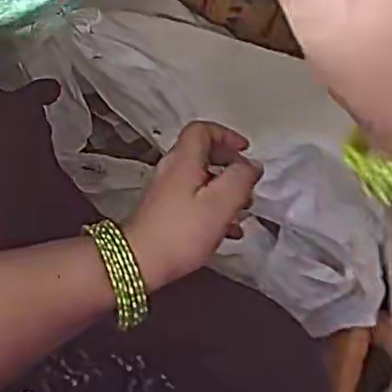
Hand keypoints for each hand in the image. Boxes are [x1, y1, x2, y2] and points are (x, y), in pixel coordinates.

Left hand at [123, 121, 261, 289]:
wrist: (140, 261)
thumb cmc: (181, 232)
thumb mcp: (221, 203)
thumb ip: (240, 178)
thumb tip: (251, 164)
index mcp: (183, 161)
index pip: (200, 130)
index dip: (225, 134)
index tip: (244, 150)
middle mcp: (170, 170)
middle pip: (201, 153)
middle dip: (229, 164)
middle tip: (247, 182)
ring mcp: (164, 190)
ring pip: (199, 178)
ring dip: (223, 189)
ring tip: (242, 209)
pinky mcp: (163, 210)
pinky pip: (192, 198)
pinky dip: (212, 206)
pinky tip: (227, 230)